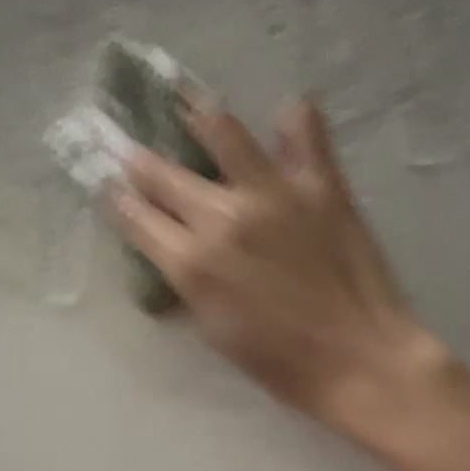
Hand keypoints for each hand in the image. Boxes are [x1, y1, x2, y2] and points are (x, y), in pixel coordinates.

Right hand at [107, 94, 455, 440]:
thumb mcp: (217, 334)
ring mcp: (273, 192)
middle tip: (135, 152)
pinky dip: (292, 118)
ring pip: (222, 128)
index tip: (109, 187)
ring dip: (197, 114)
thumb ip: (190, 286)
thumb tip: (176, 256)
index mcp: (192, 264)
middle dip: (140, 161)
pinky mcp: (320, 182)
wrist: (360, 360)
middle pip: (163, 172)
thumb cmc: (284, 366)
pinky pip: (303, 125)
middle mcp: (223, 217)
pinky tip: (285, 122)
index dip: (116, 200)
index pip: (134, 217)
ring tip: (189, 103)